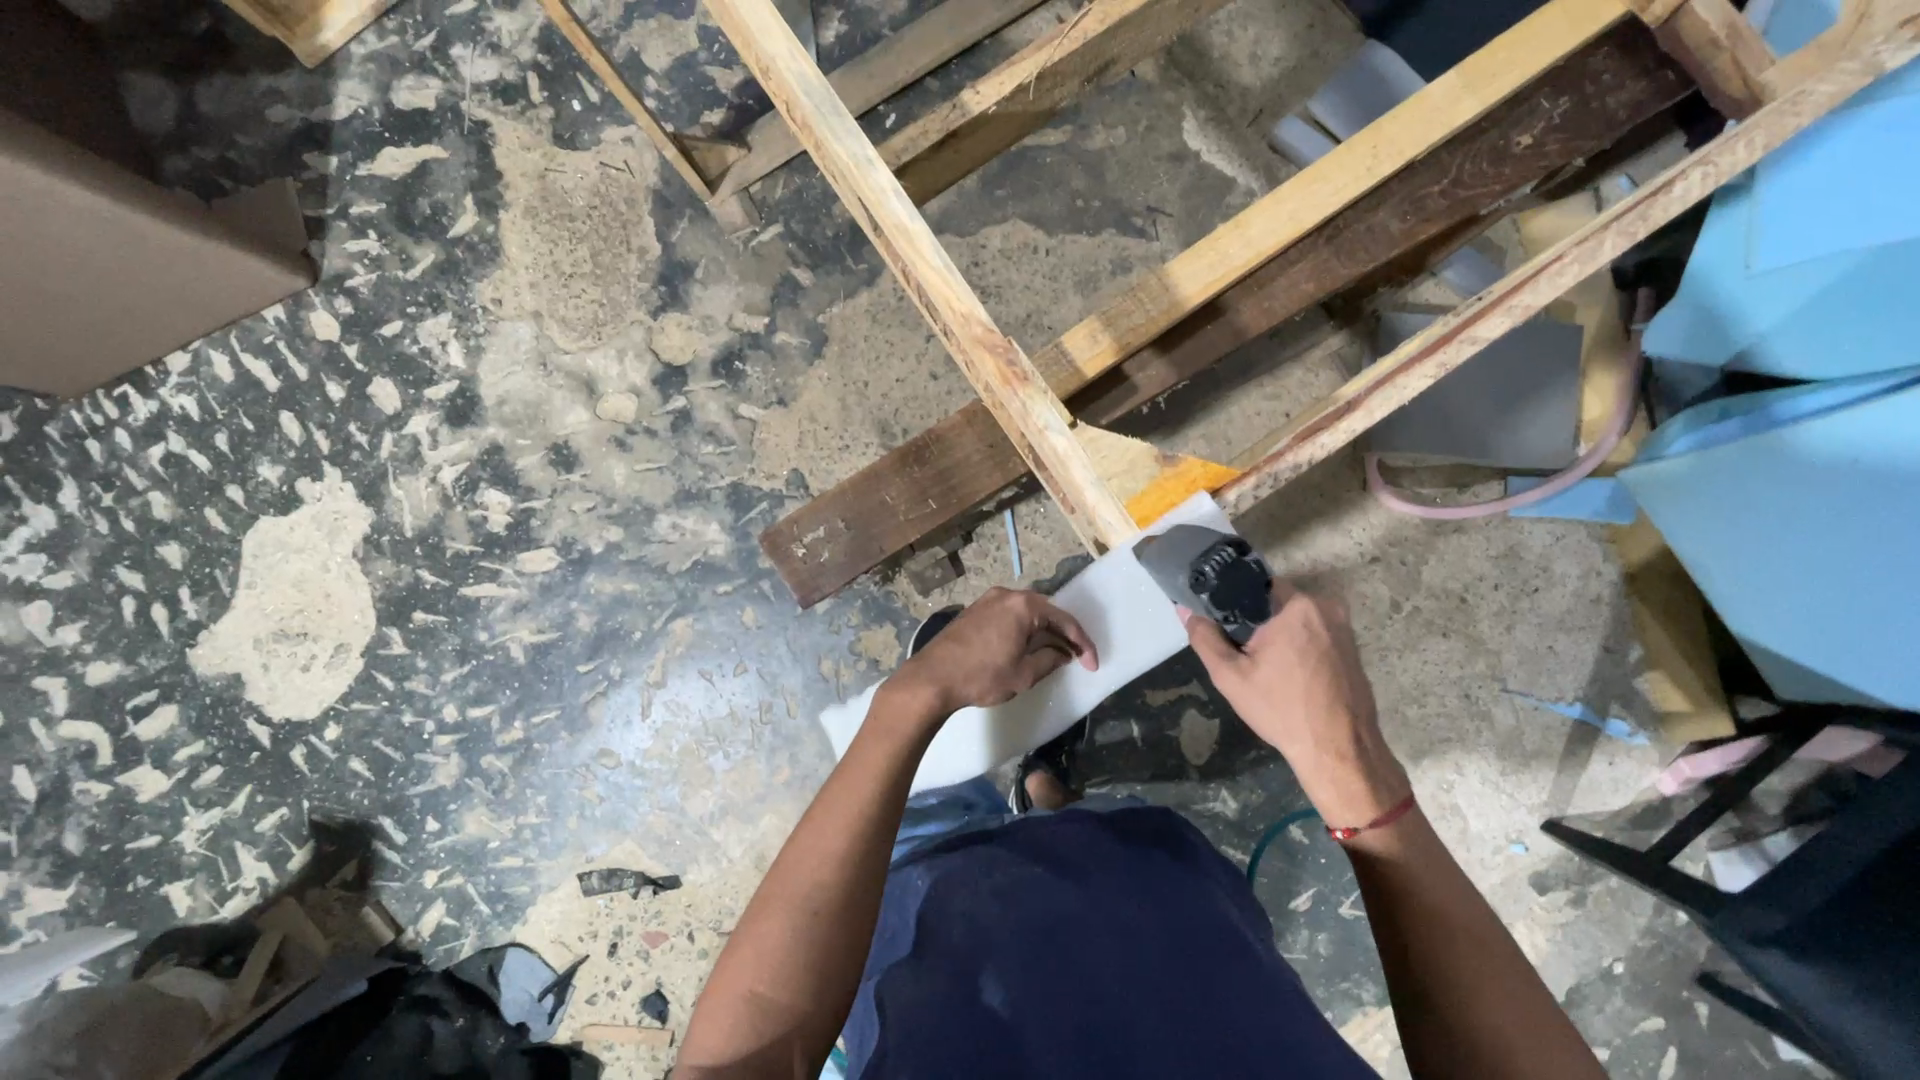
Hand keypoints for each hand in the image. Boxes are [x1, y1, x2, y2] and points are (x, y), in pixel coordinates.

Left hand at [886, 587, 1098, 716]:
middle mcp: (1006, 594)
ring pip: (1026, 612)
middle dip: (1063, 633)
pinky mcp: (974, 610)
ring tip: (1054, 653)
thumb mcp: (1024, 674)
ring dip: (1042, 630)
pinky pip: (1008, 615)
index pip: (1064, 621)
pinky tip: (1026, 646)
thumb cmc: (982, 676)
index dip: (1083, 644)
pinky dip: (1022, 628)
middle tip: (1076, 657)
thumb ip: (1050, 659)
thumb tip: (1064, 653)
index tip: (1092, 665)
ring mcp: (987, 600)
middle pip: (1045, 611)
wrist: (932, 678)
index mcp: (1023, 605)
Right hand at [1183, 582, 1409, 828]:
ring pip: (1297, 621)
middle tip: (1241, 653)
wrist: (1338, 749)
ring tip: (1264, 668)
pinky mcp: (1353, 648)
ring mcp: (1344, 628)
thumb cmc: (1281, 709)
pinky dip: (1299, 649)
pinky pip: (1315, 636)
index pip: (1255, 585)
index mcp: (1296, 605)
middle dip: (1258, 623)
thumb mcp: (1230, 676)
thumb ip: (1205, 638)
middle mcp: (1326, 607)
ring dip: (1279, 636)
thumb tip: (1186, 609)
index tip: (1222, 625)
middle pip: (1277, 603)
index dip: (1234, 602)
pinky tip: (1288, 676)